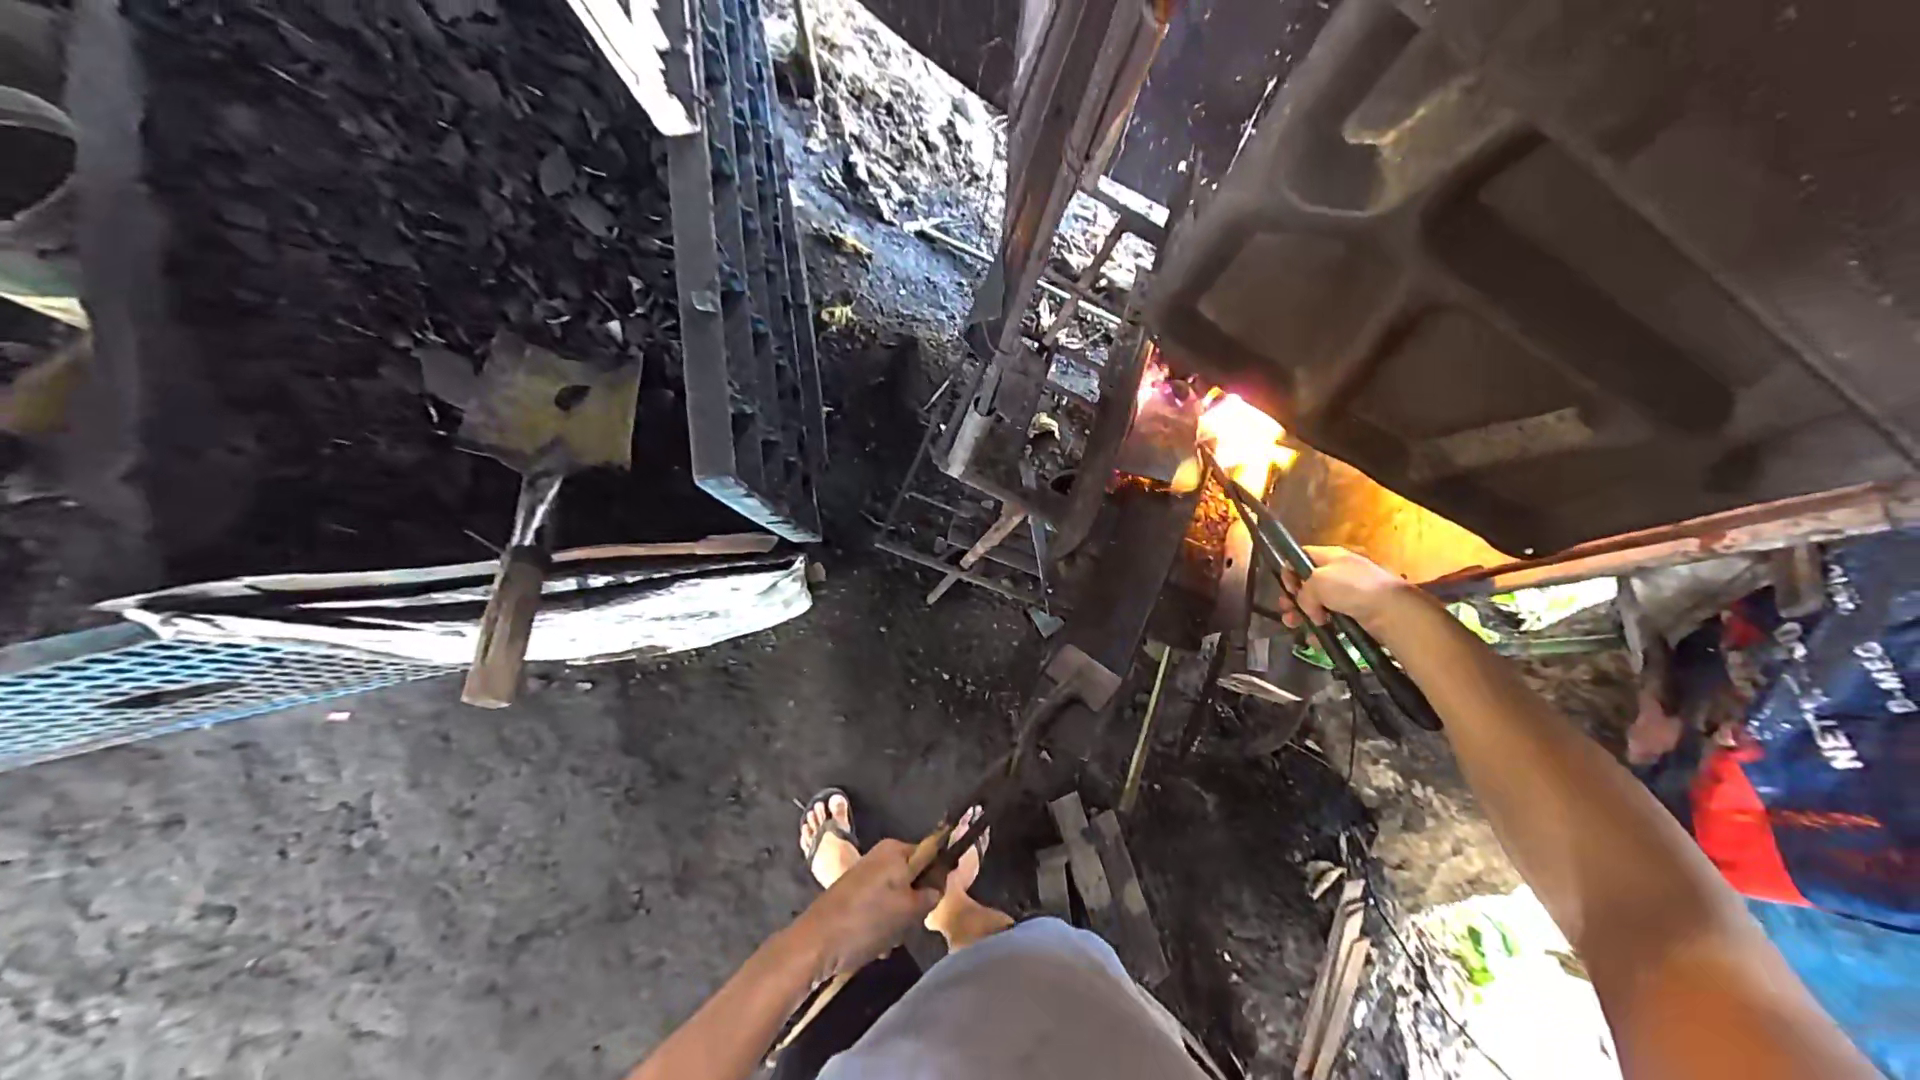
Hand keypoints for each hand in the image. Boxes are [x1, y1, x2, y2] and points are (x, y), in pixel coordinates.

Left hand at [786, 839, 940, 981]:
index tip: (933, 903)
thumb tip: (939, 885)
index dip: (936, 880)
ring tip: (888, 939)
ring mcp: (865, 876)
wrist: (815, 943)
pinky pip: (880, 907)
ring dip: (898, 921)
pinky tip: (874, 944)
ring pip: (898, 898)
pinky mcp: (854, 895)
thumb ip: (931, 894)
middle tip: (907, 925)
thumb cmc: (866, 920)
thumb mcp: (909, 909)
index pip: (931, 855)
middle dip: (914, 906)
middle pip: (914, 880)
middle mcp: (880, 856)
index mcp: (895, 849)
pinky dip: (881, 925)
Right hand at [1273, 546, 1416, 633]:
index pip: (1300, 556)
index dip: (1288, 570)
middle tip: (1287, 610)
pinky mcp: (1353, 613)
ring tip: (1295, 626)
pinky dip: (1319, 628)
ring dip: (1302, 615)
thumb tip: (1306, 607)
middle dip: (1292, 598)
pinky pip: (1329, 619)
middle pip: (1305, 583)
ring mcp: (1347, 594)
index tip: (1287, 587)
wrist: (1391, 611)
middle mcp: (1337, 572)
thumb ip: (1302, 592)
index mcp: (1330, 556)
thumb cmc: (1352, 588)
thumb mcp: (1317, 581)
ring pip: (1315, 604)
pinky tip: (1314, 637)